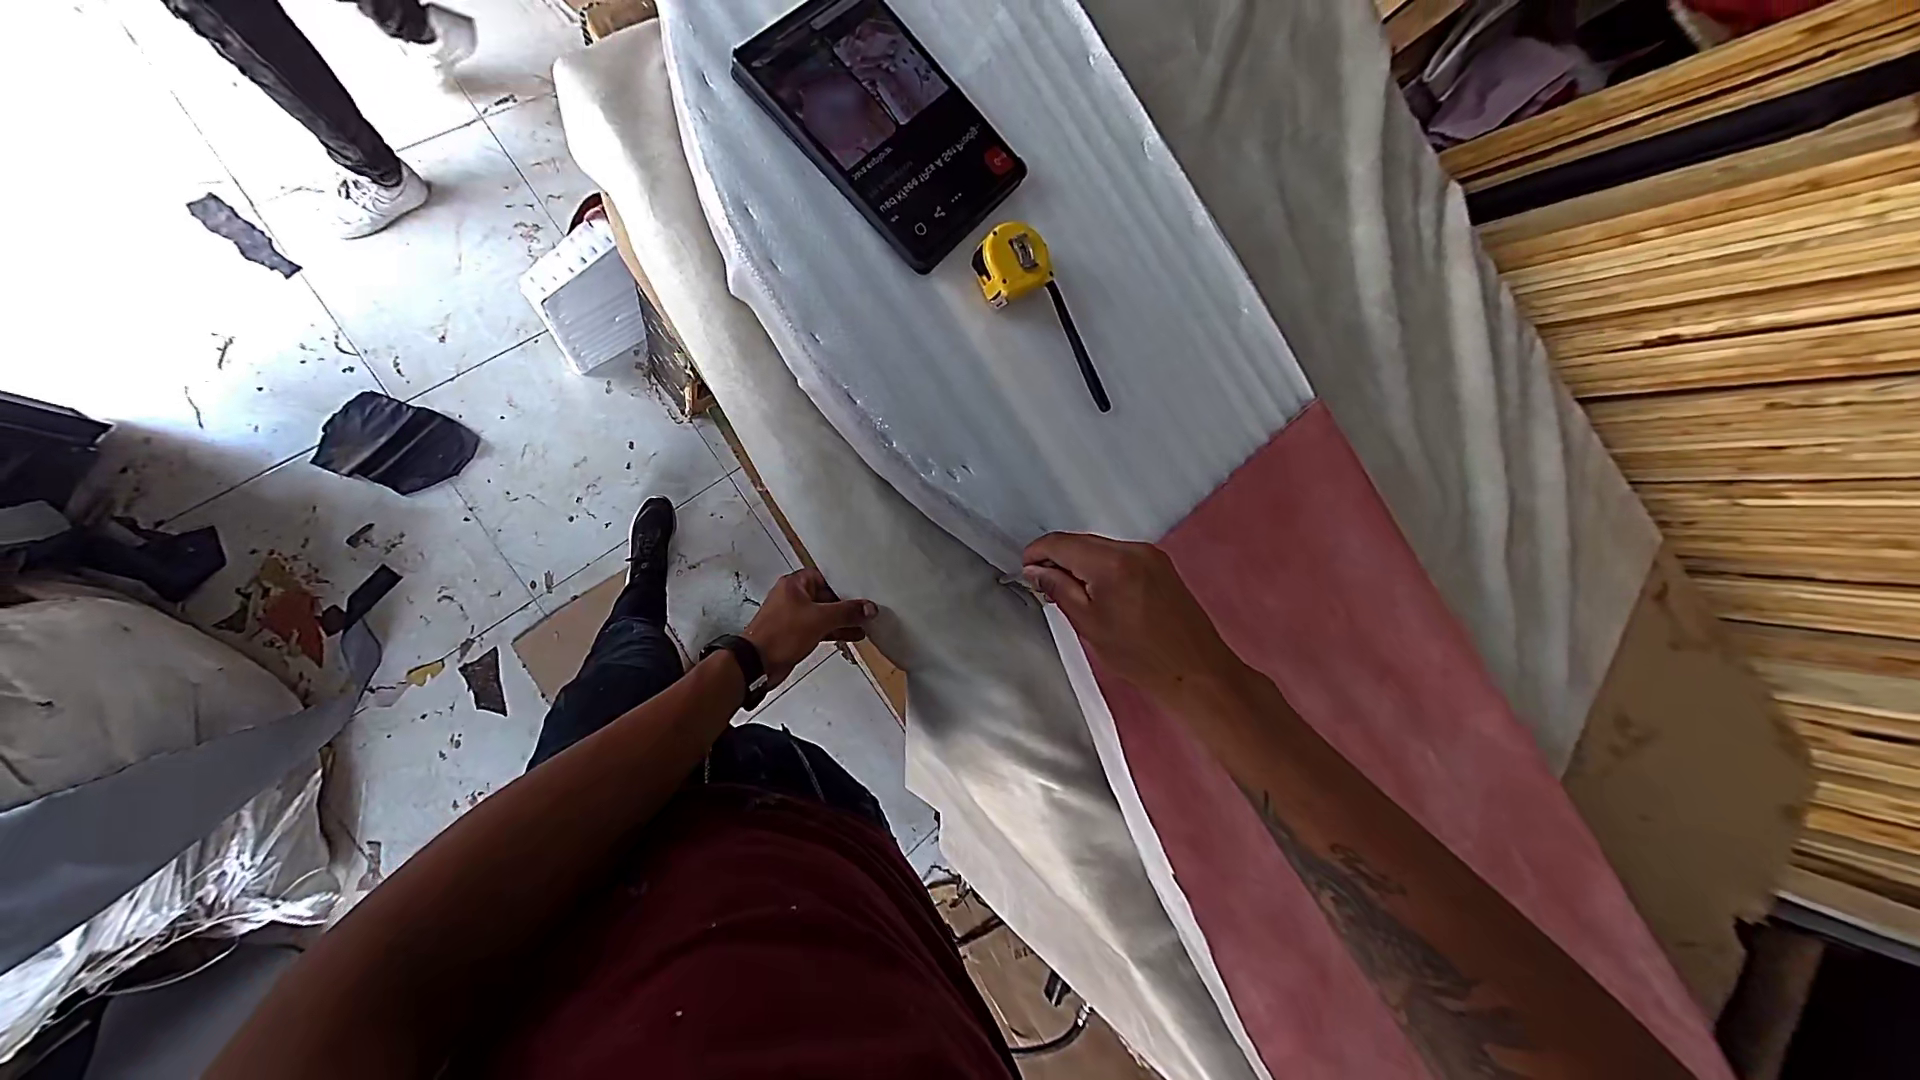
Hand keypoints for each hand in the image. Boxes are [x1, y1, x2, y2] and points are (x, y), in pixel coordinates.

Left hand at [742, 568, 876, 687]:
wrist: (757, 664)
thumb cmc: (778, 635)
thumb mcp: (820, 619)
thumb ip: (846, 612)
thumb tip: (867, 608)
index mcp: (794, 585)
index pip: (825, 577)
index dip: (843, 583)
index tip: (861, 589)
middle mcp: (793, 597)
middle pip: (826, 596)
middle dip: (846, 604)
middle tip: (866, 608)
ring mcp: (794, 617)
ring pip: (825, 614)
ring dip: (843, 620)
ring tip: (864, 623)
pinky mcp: (796, 634)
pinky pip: (820, 628)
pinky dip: (835, 631)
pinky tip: (852, 634)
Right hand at [1022, 532, 1241, 703]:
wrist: (1194, 670)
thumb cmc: (1144, 656)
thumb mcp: (1088, 624)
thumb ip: (1058, 589)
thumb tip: (1037, 571)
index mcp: (1112, 563)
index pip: (1061, 543)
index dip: (1037, 553)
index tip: (1027, 567)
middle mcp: (1133, 550)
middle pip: (1080, 541)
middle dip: (1057, 557)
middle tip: (1042, 582)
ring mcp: (1150, 555)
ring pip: (1099, 546)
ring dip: (1080, 562)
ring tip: (1071, 592)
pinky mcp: (1160, 564)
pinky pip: (1119, 554)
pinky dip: (1101, 565)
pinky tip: (1097, 590)